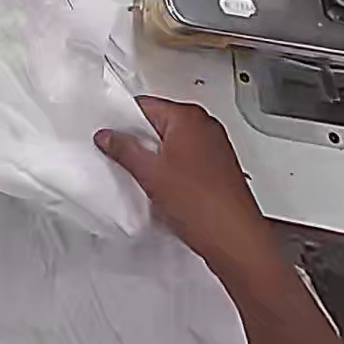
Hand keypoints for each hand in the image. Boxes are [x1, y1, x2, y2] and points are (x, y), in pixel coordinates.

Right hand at [96, 97, 278, 277]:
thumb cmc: (203, 205)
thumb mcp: (150, 173)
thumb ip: (123, 149)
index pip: (145, 105)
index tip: (111, 136)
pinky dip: (174, 167)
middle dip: (141, 140)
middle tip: (126, 160)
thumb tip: (108, 136)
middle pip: (160, 122)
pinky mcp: (219, 165)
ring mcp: (215, 145)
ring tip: (149, 178)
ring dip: (158, 156)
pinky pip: (188, 156)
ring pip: (174, 141)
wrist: (235, 239)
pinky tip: (166, 188)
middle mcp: (205, 125)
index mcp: (188, 117)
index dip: (123, 120)